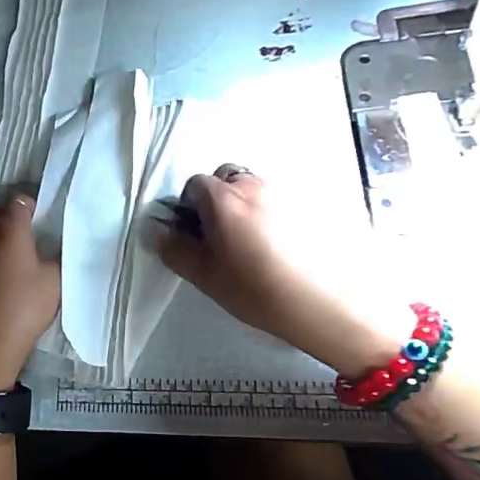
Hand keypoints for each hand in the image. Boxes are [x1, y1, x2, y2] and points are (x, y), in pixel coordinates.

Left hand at [0, 193, 60, 392]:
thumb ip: (56, 259)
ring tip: (10, 259)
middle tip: (27, 235)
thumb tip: (54, 250)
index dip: (32, 205)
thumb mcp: (55, 283)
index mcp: (9, 230)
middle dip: (9, 216)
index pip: (19, 200)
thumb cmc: (24, 308)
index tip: (42, 219)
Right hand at [155, 165, 402, 376]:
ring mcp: (286, 193)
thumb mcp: (206, 276)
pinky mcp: (311, 205)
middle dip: (219, 199)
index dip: (190, 208)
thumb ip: (175, 249)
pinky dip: (273, 214)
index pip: (195, 185)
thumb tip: (156, 229)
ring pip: (255, 189)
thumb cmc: (256, 291)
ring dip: (247, 206)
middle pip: (227, 178)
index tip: (196, 235)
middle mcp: (254, 185)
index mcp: (224, 198)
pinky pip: (281, 201)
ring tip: (253, 245)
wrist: (322, 302)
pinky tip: (280, 248)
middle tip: (223, 238)